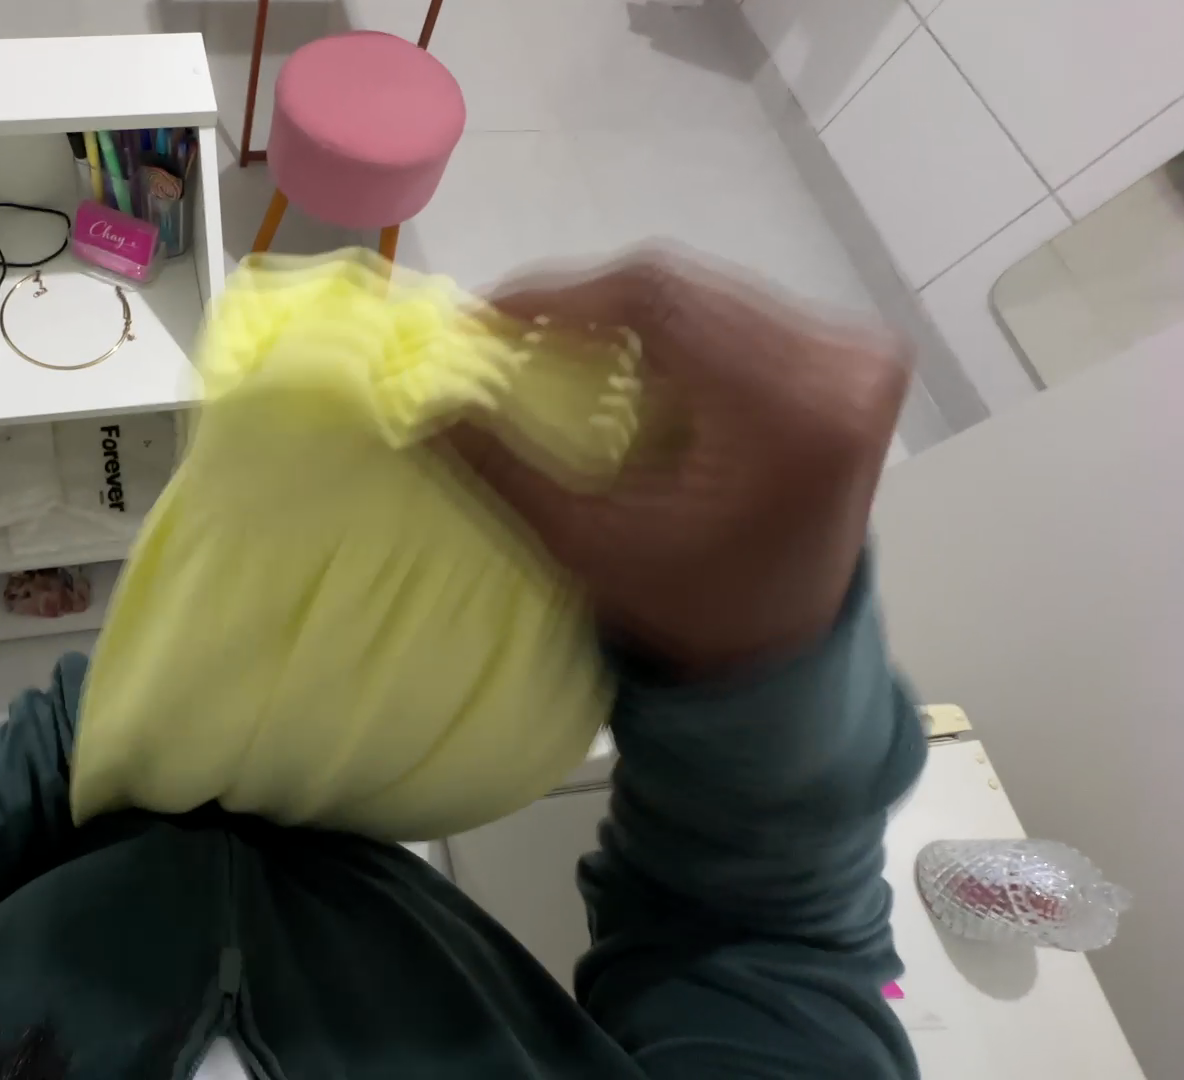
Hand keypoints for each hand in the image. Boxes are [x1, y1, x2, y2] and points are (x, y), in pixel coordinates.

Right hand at [447, 249, 909, 676]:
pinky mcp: (837, 350)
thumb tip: (427, 401)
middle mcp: (838, 361)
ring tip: (540, 336)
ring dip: (607, 307)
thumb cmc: (684, 602)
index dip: (554, 297)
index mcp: (788, 414)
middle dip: (572, 300)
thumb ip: (503, 467)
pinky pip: (721, 304)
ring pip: (698, 286)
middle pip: (677, 285)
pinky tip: (603, 347)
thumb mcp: (583, 543)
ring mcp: (848, 347)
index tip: (480, 316)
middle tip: (497, 329)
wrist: (778, 630)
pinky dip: (648, 321)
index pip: (658, 305)